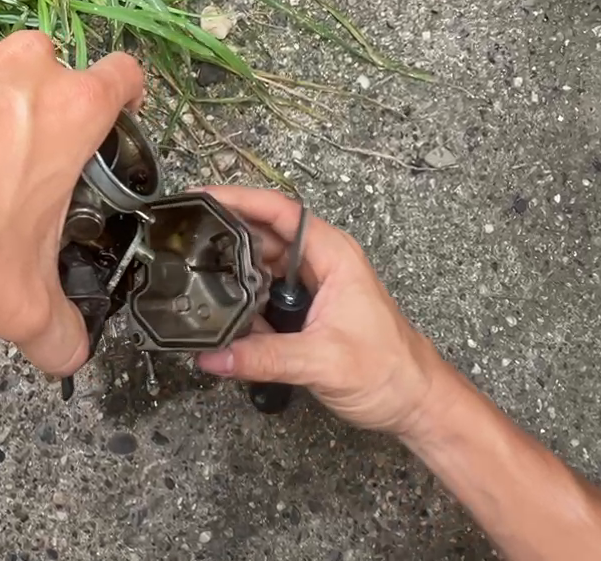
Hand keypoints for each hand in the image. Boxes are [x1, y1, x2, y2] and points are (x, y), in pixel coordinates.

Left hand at [0, 30, 142, 375]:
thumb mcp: (14, 301)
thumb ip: (59, 333)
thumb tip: (70, 354)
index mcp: (72, 109)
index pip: (126, 77)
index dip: (126, 100)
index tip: (111, 125)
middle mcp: (27, 65)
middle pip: (56, 82)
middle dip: (46, 120)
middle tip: (21, 173)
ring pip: (1, 73)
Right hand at [194, 187, 447, 435]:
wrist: (417, 404)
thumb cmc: (390, 372)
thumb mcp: (323, 361)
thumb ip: (264, 358)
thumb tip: (213, 355)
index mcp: (331, 253)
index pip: (278, 210)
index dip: (237, 198)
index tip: (201, 197)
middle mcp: (318, 260)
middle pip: (261, 231)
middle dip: (223, 230)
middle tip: (184, 235)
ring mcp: (309, 282)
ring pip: (259, 260)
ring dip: (229, 264)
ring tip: (191, 266)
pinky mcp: (302, 306)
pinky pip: (263, 288)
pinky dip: (240, 292)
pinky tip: (217, 302)